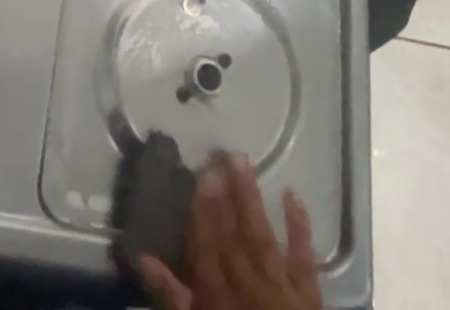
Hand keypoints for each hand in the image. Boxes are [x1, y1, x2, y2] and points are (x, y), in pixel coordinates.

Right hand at [138, 151, 324, 309]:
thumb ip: (170, 294)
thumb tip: (142, 257)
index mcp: (216, 292)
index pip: (206, 244)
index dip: (204, 209)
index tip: (202, 174)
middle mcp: (246, 282)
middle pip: (233, 234)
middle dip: (225, 195)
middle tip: (219, 154)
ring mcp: (279, 284)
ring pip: (262, 235)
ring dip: (251, 198)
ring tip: (242, 161)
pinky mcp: (307, 292)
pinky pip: (303, 256)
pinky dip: (299, 225)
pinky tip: (292, 193)